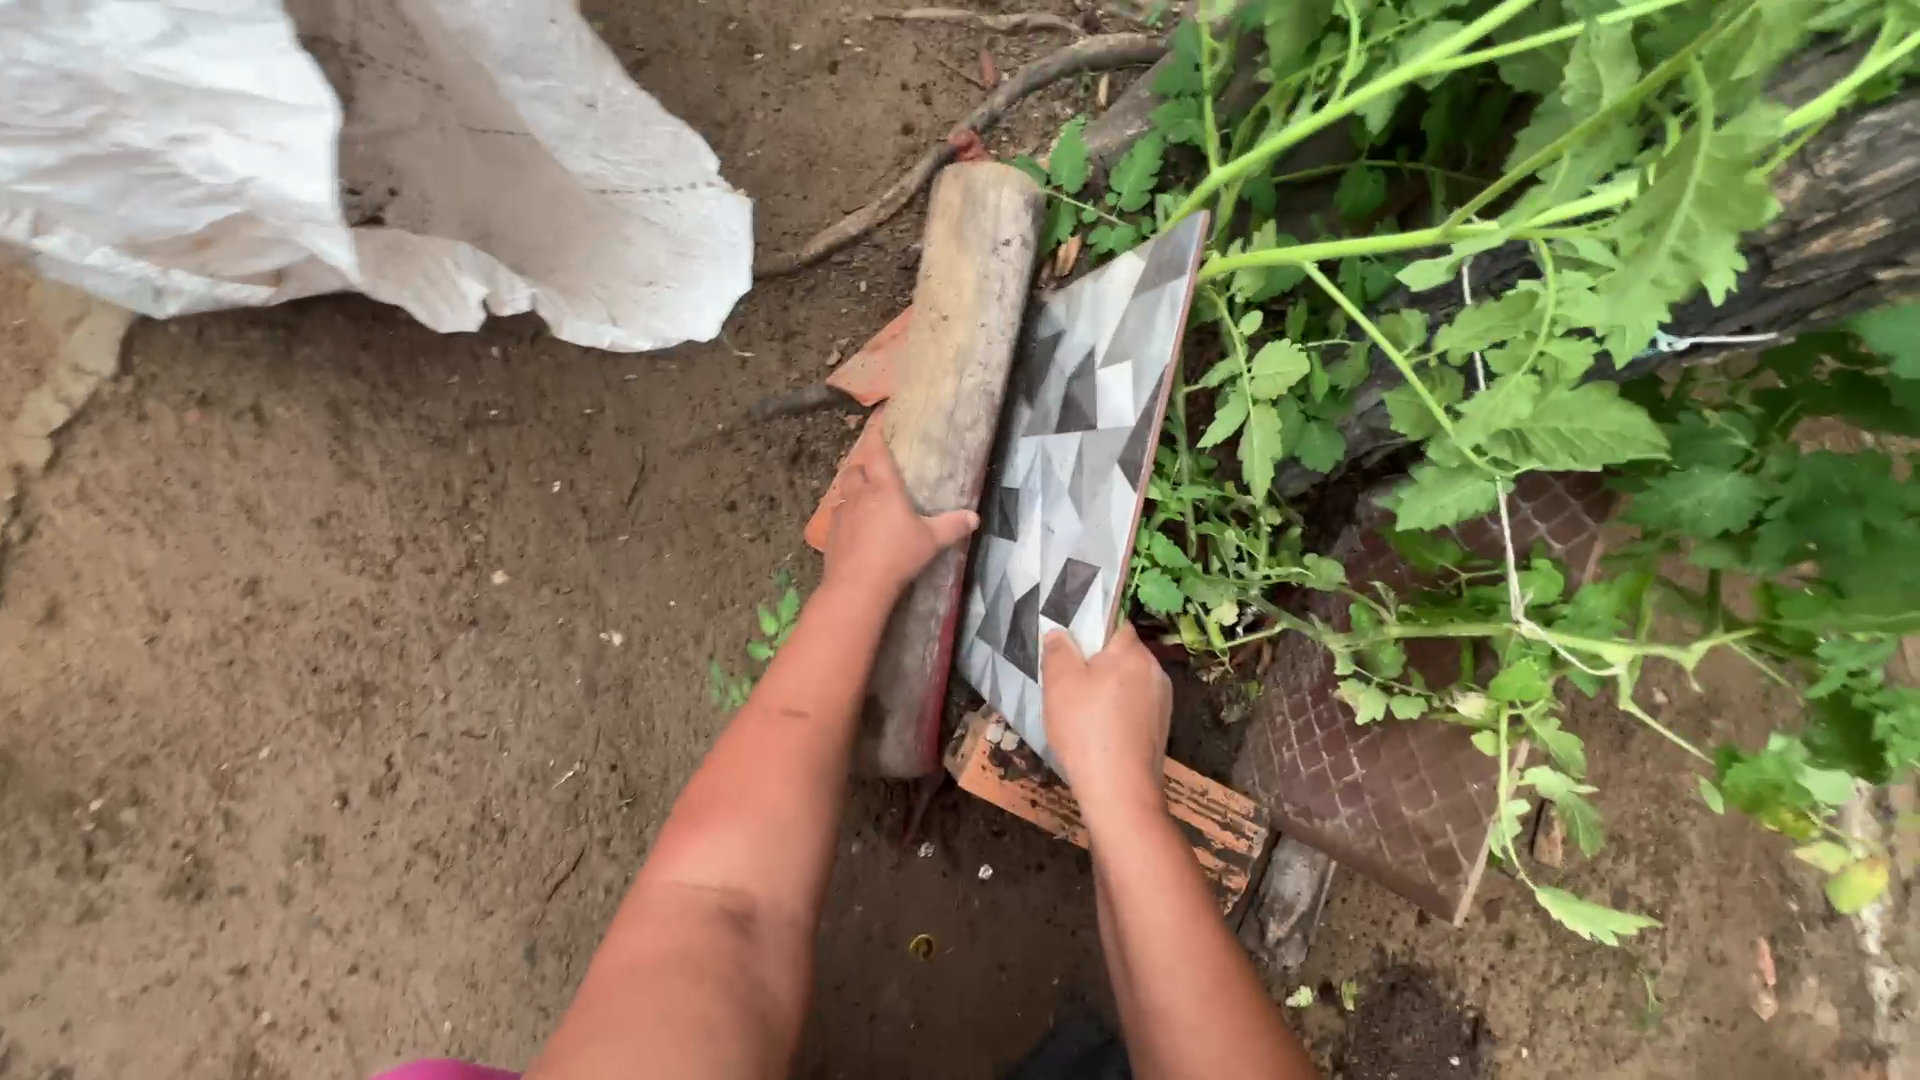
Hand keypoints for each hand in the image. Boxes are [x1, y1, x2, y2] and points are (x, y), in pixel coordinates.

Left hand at [823, 437, 977, 597]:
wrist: (858, 584)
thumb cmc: (898, 555)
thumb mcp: (931, 541)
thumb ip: (952, 526)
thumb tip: (975, 517)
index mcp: (884, 488)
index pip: (877, 453)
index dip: (876, 436)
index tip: (877, 425)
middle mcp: (859, 495)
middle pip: (854, 470)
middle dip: (862, 468)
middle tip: (874, 475)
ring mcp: (841, 514)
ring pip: (843, 493)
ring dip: (852, 493)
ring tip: (864, 503)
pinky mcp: (830, 534)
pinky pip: (836, 517)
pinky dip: (845, 517)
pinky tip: (854, 530)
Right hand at [1040, 622, 1171, 813]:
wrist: (1119, 789)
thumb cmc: (1086, 728)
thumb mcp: (1059, 683)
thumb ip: (1058, 650)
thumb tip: (1060, 633)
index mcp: (1133, 652)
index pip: (1115, 623)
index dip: (1091, 630)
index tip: (1071, 647)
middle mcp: (1155, 670)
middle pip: (1122, 654)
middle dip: (1097, 662)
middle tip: (1068, 681)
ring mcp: (1162, 701)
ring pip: (1128, 682)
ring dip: (1108, 688)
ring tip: (1081, 710)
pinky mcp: (1161, 727)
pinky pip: (1135, 706)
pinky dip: (1118, 711)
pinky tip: (1098, 731)